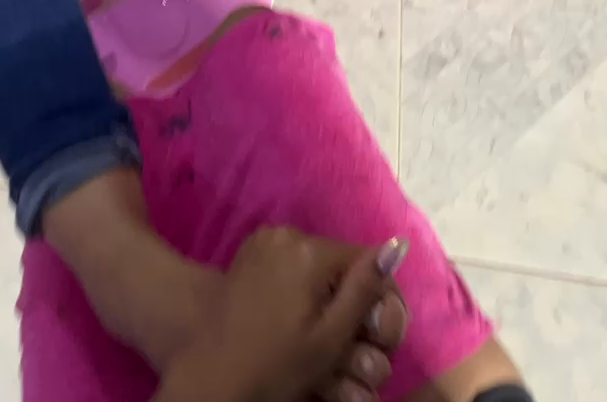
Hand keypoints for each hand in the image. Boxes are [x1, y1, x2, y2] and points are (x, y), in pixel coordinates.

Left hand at [157, 229, 407, 401]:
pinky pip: (292, 263)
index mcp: (310, 250)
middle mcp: (288, 233)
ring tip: (315, 336)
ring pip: (318, 266)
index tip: (370, 335)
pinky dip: (300, 288)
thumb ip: (365, 290)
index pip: (367, 261)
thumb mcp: (329, 338)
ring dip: (326, 296)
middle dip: (351, 301)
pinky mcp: (250, 251)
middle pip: (341, 264)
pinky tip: (291, 321)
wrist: (210, 373)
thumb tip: (396, 246)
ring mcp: (265, 239)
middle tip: (344, 344)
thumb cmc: (275, 364)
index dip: (378, 299)